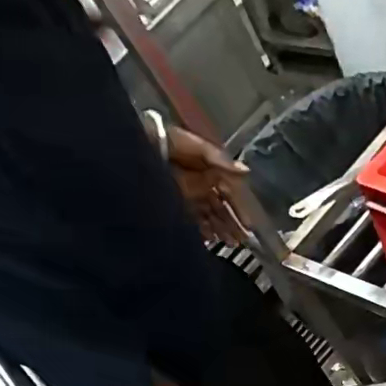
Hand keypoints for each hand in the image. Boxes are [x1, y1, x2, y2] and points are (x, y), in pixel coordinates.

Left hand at [164, 124, 249, 246]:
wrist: (136, 149)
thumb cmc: (167, 142)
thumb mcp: (195, 147)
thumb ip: (218, 160)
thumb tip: (245, 171)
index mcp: (208, 168)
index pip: (228, 191)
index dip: (239, 207)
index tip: (248, 224)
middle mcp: (200, 183)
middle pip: (220, 206)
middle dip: (232, 222)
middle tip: (242, 240)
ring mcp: (187, 195)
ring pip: (209, 215)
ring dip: (221, 229)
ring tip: (232, 244)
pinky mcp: (175, 204)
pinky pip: (193, 220)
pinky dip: (203, 230)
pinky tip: (212, 240)